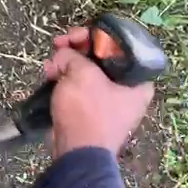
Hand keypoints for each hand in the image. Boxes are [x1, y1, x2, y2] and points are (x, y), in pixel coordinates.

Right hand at [43, 26, 153, 157]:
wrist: (78, 151)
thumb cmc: (88, 110)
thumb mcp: (81, 74)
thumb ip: (73, 55)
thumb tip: (63, 56)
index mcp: (138, 80)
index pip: (119, 46)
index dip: (94, 36)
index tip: (73, 37)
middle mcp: (128, 88)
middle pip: (101, 56)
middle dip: (75, 50)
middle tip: (57, 45)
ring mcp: (110, 100)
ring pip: (87, 70)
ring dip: (65, 64)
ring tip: (49, 67)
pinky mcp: (93, 108)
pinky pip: (80, 85)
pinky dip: (65, 78)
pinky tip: (50, 76)